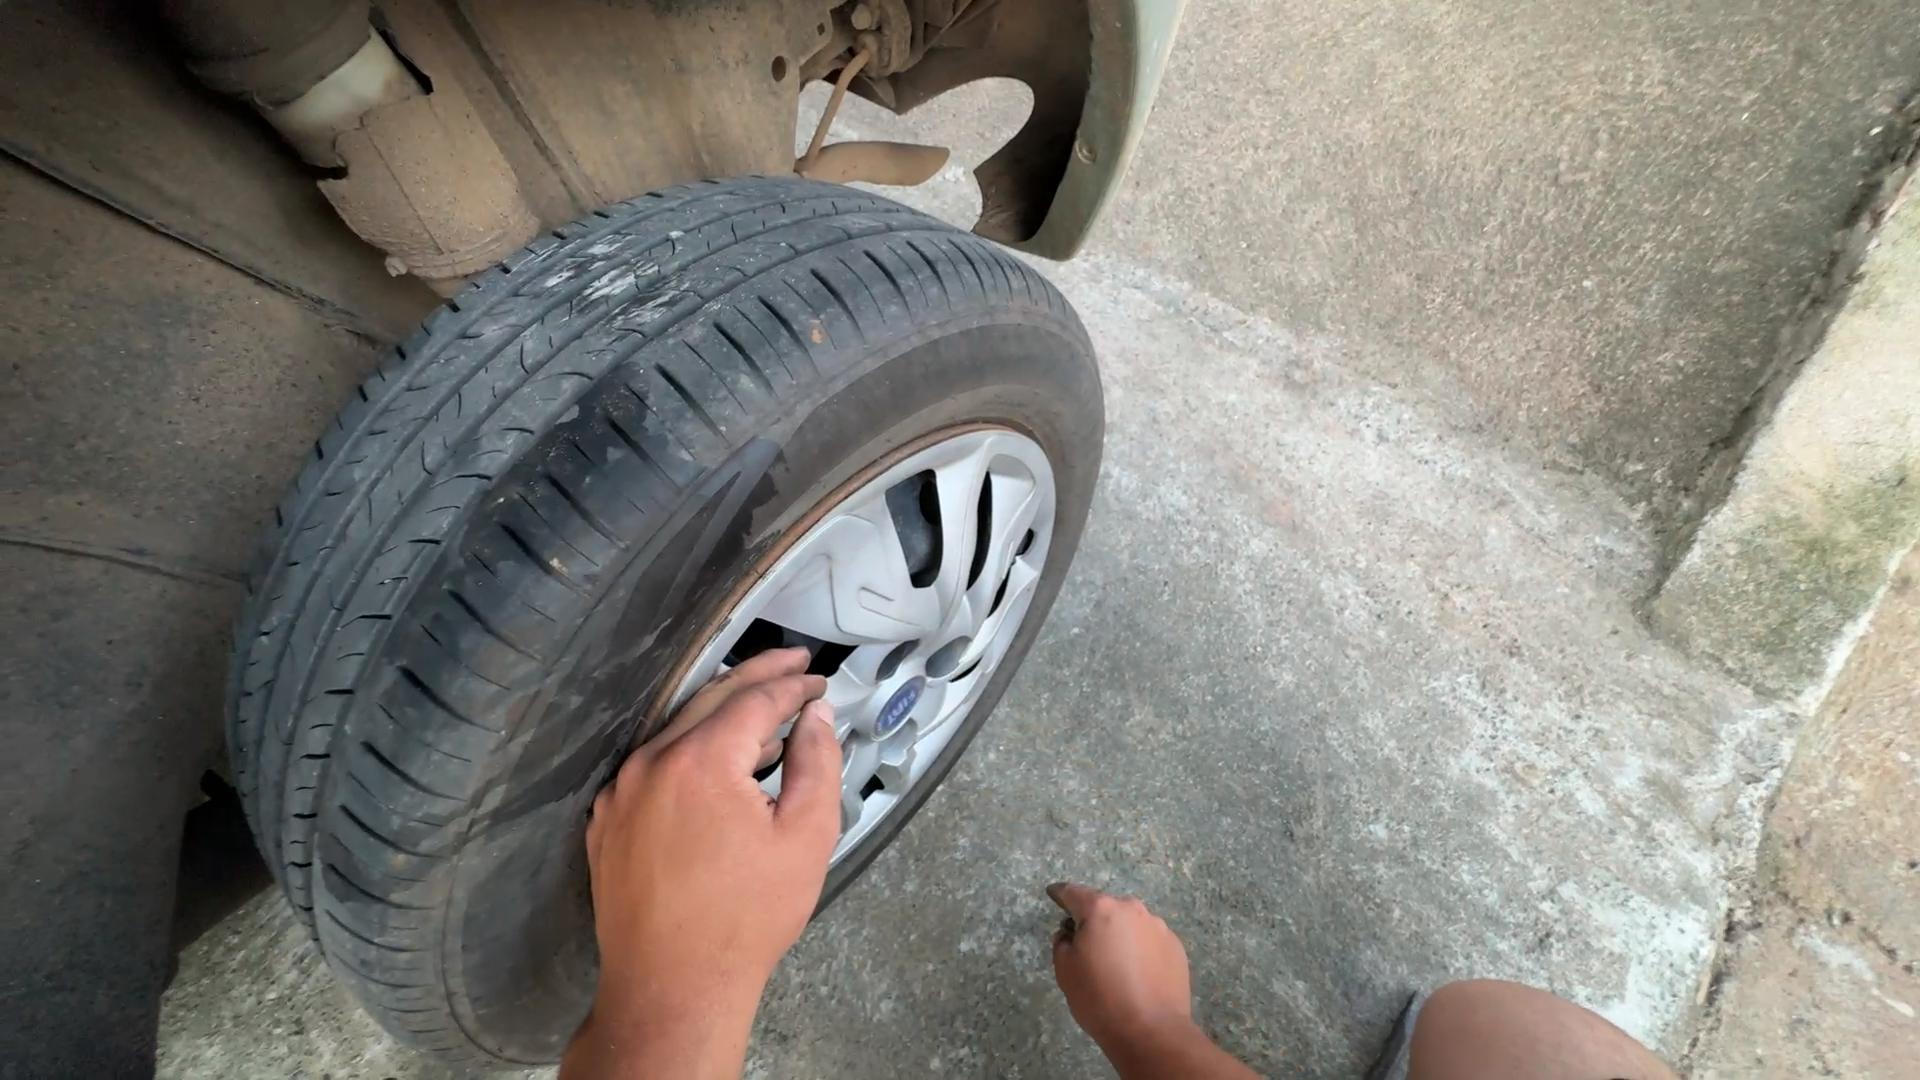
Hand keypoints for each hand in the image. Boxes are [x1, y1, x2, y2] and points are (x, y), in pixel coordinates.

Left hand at [561, 647, 840, 1079]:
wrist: (671, 990)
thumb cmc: (746, 917)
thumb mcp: (807, 834)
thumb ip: (818, 761)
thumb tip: (815, 716)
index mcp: (701, 761)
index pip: (756, 699)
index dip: (793, 685)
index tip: (819, 682)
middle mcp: (652, 762)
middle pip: (714, 696)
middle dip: (761, 674)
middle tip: (796, 662)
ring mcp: (623, 790)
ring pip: (682, 724)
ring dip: (728, 708)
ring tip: (769, 707)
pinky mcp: (609, 817)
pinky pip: (658, 759)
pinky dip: (695, 744)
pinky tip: (724, 757)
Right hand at [1048, 883, 1194, 1048]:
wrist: (1152, 1033)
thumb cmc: (1100, 999)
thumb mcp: (1065, 971)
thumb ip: (1062, 942)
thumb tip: (1071, 934)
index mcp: (1100, 909)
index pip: (1073, 893)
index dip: (1060, 894)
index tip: (1053, 893)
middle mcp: (1130, 909)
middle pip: (1105, 908)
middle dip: (1094, 920)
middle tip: (1088, 947)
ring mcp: (1157, 926)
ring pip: (1130, 923)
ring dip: (1120, 934)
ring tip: (1118, 965)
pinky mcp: (1175, 946)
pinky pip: (1150, 940)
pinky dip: (1141, 949)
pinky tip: (1139, 974)